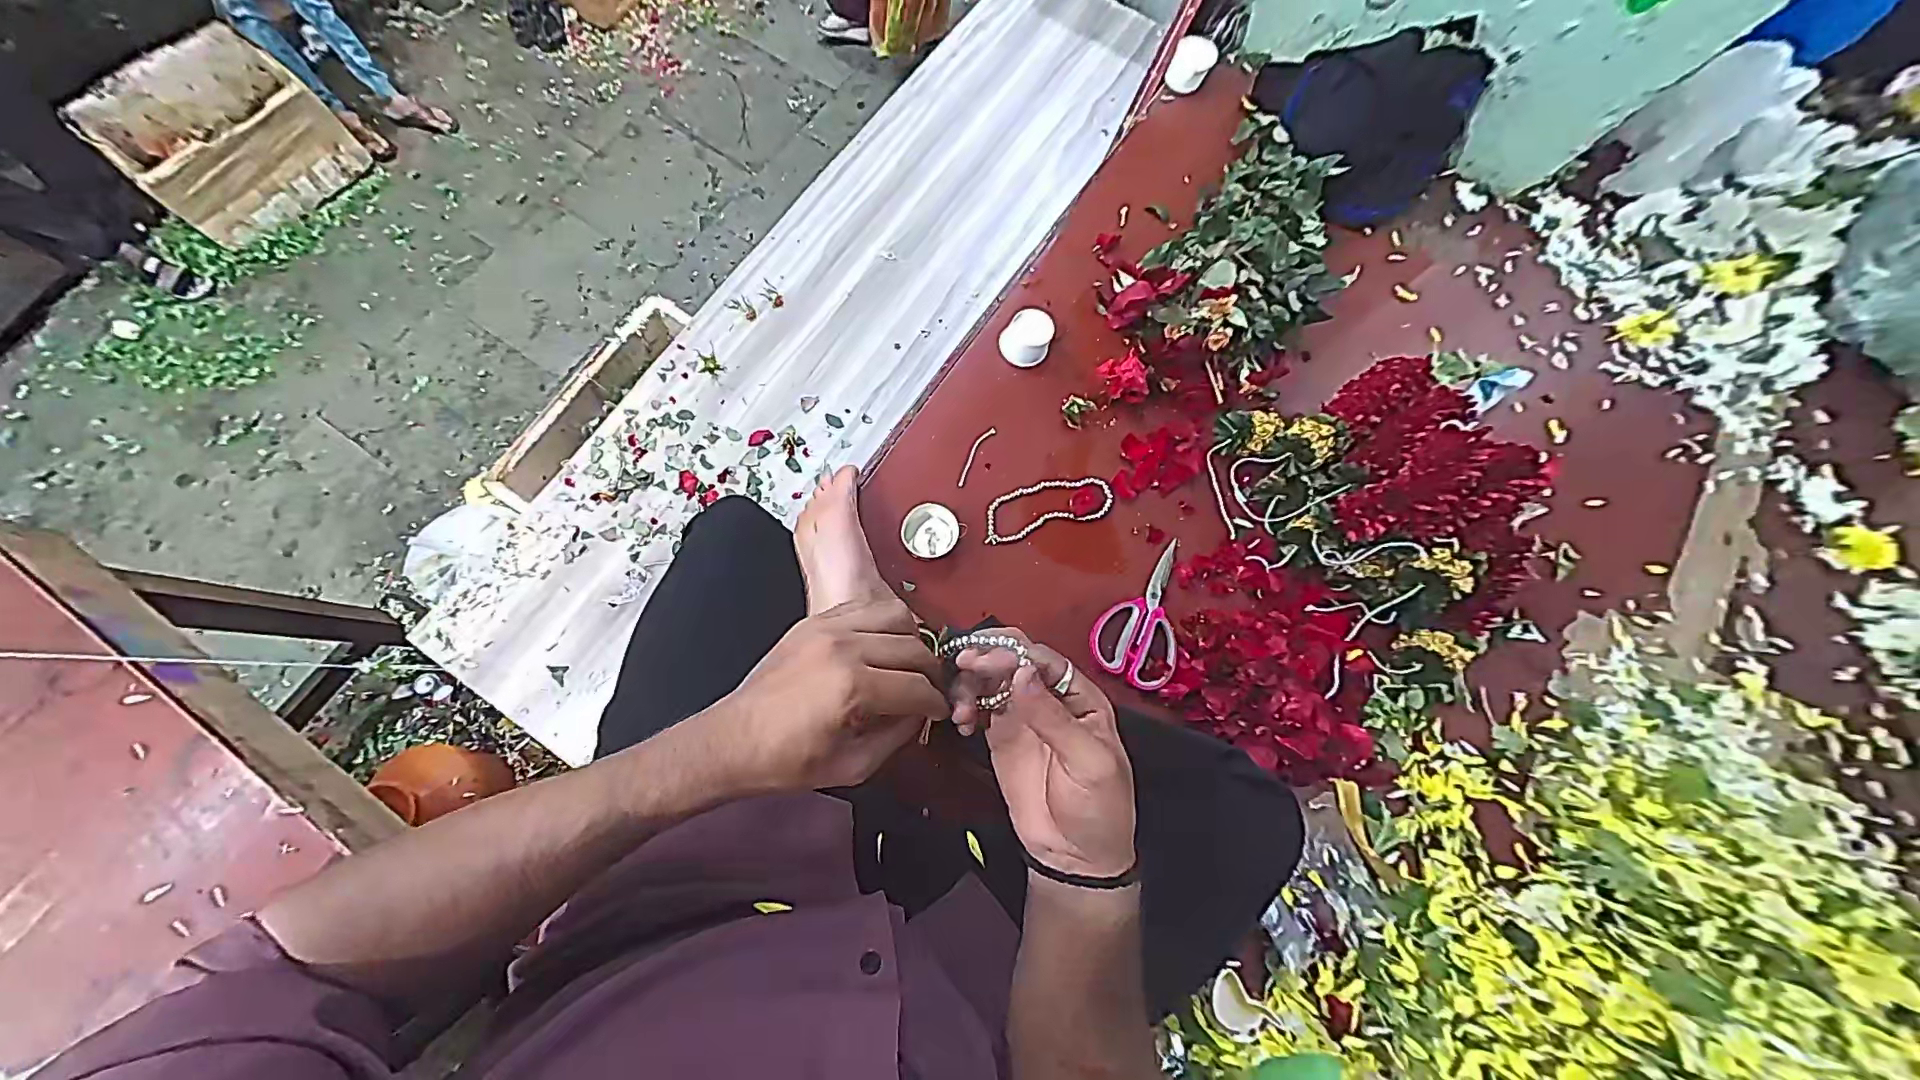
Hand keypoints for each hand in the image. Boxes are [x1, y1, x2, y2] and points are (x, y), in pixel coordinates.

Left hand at [718, 597, 948, 792]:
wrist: (733, 740)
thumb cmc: (785, 760)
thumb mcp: (852, 766)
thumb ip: (897, 737)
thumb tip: (920, 714)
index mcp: (853, 687)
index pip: (918, 687)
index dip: (936, 703)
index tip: (939, 711)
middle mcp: (844, 648)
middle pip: (914, 649)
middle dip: (931, 674)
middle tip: (929, 691)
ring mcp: (827, 628)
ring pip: (896, 616)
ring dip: (912, 641)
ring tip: (909, 664)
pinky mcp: (814, 621)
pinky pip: (865, 607)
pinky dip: (883, 623)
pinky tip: (881, 646)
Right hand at [951, 631, 1135, 878]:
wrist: (1076, 858)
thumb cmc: (1098, 808)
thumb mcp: (1087, 762)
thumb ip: (1053, 717)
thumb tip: (1022, 672)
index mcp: (1079, 697)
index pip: (1044, 660)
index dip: (1014, 654)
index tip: (987, 660)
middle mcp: (1049, 697)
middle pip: (1014, 660)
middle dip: (987, 656)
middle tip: (963, 665)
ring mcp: (1023, 715)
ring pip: (991, 679)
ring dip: (971, 682)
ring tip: (961, 708)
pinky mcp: (1000, 735)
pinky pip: (979, 706)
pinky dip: (965, 705)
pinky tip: (962, 721)